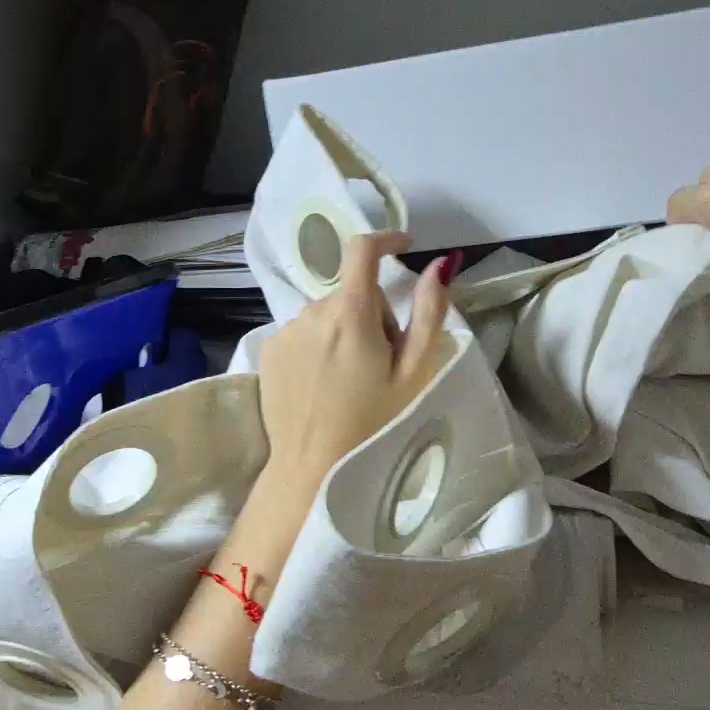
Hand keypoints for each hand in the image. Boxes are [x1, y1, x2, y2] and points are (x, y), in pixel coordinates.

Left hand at [256, 230, 451, 496]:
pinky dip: (318, 346)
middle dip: (372, 313)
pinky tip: (324, 385)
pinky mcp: (268, 352)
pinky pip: (302, 333)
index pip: (362, 249)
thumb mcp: (414, 372)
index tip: (404, 247)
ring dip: (344, 330)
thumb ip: (430, 312)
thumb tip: (441, 265)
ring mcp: (286, 331)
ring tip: (353, 378)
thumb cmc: (373, 424)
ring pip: (326, 314)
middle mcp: (312, 311)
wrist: (311, 469)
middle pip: (351, 292)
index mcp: (350, 311)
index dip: (386, 239)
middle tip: (385, 359)